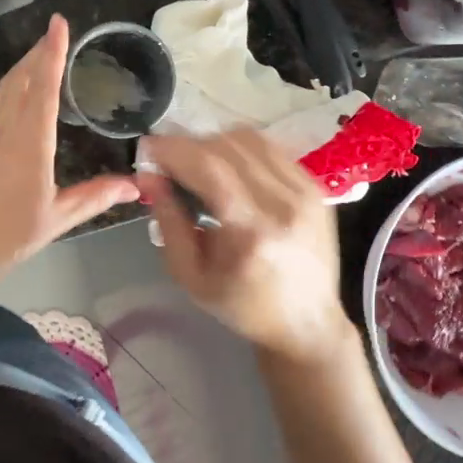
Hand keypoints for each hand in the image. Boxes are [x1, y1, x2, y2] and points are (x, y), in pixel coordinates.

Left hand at [0, 15, 138, 283]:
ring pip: (4, 88)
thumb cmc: (5, 236)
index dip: (52, 51)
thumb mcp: (57, 219)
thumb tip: (136, 185)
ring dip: (22, 66)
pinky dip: (12, 86)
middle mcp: (4, 128)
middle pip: (20, 78)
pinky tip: (18, 92)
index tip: (59, 23)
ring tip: (40, 53)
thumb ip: (95, 197)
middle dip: (38, 51)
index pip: (43, 85)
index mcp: (29, 140)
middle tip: (55, 32)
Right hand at [138, 130, 352, 362]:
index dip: (172, 149)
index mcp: (251, 231)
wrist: (307, 323)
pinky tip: (228, 168)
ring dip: (213, 143)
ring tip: (197, 164)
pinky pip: (270, 147)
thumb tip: (149, 177)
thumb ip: (168, 222)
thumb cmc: (242, 306)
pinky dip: (241, 149)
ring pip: (248, 139)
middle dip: (188, 145)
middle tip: (167, 160)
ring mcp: (304, 191)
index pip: (207, 166)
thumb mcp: (190, 275)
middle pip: (225, 147)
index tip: (147, 148)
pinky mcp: (314, 187)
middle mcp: (283, 203)